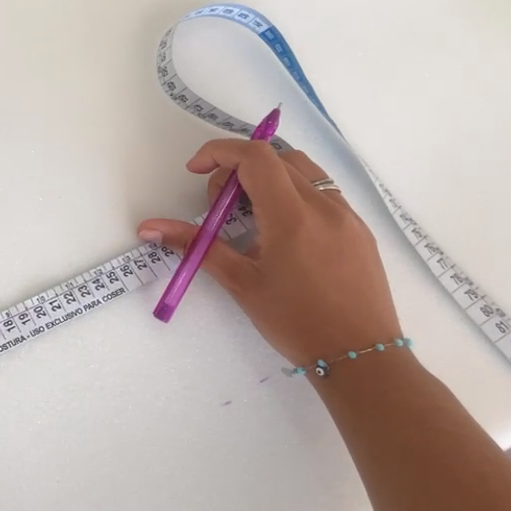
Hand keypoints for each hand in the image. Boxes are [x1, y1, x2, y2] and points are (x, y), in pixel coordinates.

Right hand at [138, 138, 400, 366]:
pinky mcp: (359, 231)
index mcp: (293, 216)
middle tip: (220, 207)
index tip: (195, 171)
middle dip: (237, 169)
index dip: (218, 152)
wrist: (363, 358)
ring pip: (302, 171)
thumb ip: (194, 244)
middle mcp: (325, 207)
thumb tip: (147, 227)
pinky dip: (291, 193)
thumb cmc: (296, 321)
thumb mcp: (239, 281)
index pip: (255, 157)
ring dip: (267, 178)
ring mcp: (348, 217)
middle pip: (276, 158)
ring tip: (249, 216)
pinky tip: (279, 231)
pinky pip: (322, 192)